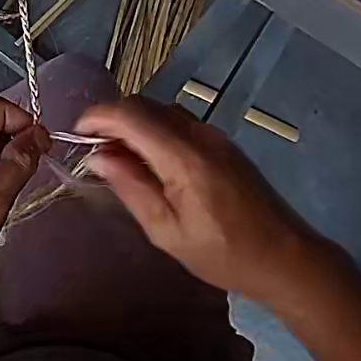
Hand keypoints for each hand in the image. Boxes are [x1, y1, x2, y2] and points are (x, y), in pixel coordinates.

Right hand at [75, 97, 332, 305]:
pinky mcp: (223, 143)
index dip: (97, 116)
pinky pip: (180, 122)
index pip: (131, 115)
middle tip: (93, 151)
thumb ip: (131, 187)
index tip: (75, 133)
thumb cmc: (223, 253)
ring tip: (118, 157)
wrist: (284, 255)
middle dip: (112, 119)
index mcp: (183, 156)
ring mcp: (215, 135)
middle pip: (145, 105)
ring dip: (134, 123)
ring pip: (162, 110)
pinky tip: (150, 159)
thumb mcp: (166, 230)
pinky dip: (155, 130)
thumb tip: (97, 156)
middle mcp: (199, 134)